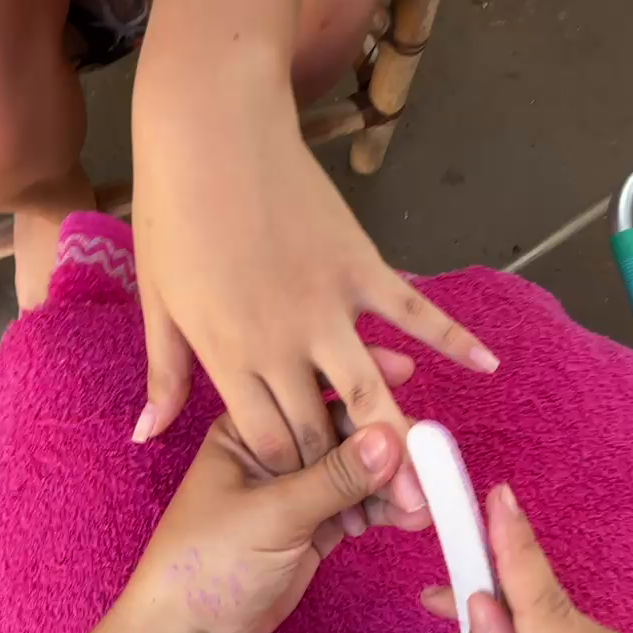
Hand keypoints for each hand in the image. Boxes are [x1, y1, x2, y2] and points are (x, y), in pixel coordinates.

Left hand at [121, 349, 429, 632]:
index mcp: (252, 428)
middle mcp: (279, 449)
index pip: (313, 395)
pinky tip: (409, 518)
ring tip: (421, 505)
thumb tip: (390, 437)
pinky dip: (383, 510)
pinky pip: (359, 505)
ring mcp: (300, 488)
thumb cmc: (209, 559)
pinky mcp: (316, 523)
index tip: (406, 374)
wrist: (190, 630)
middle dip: (387, 446)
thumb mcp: (271, 515)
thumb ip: (332, 479)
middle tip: (425, 467)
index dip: (359, 386)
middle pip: (345, 433)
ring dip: (392, 484)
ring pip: (358, 472)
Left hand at [130, 95, 497, 512]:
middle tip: (382, 503)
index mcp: (230, 357)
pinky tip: (487, 365)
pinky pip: (415, 312)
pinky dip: (452, 338)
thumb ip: (164, 376)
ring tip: (429, 480)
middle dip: (348, 475)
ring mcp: (330, 307)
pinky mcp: (363, 269)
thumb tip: (145, 435)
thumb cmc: (174, 217)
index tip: (311, 491)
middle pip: (322, 430)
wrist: (212, 129)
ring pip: (372, 390)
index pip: (270, 442)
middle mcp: (284, 345)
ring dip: (400, 440)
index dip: (292, 475)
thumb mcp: (157, 303)